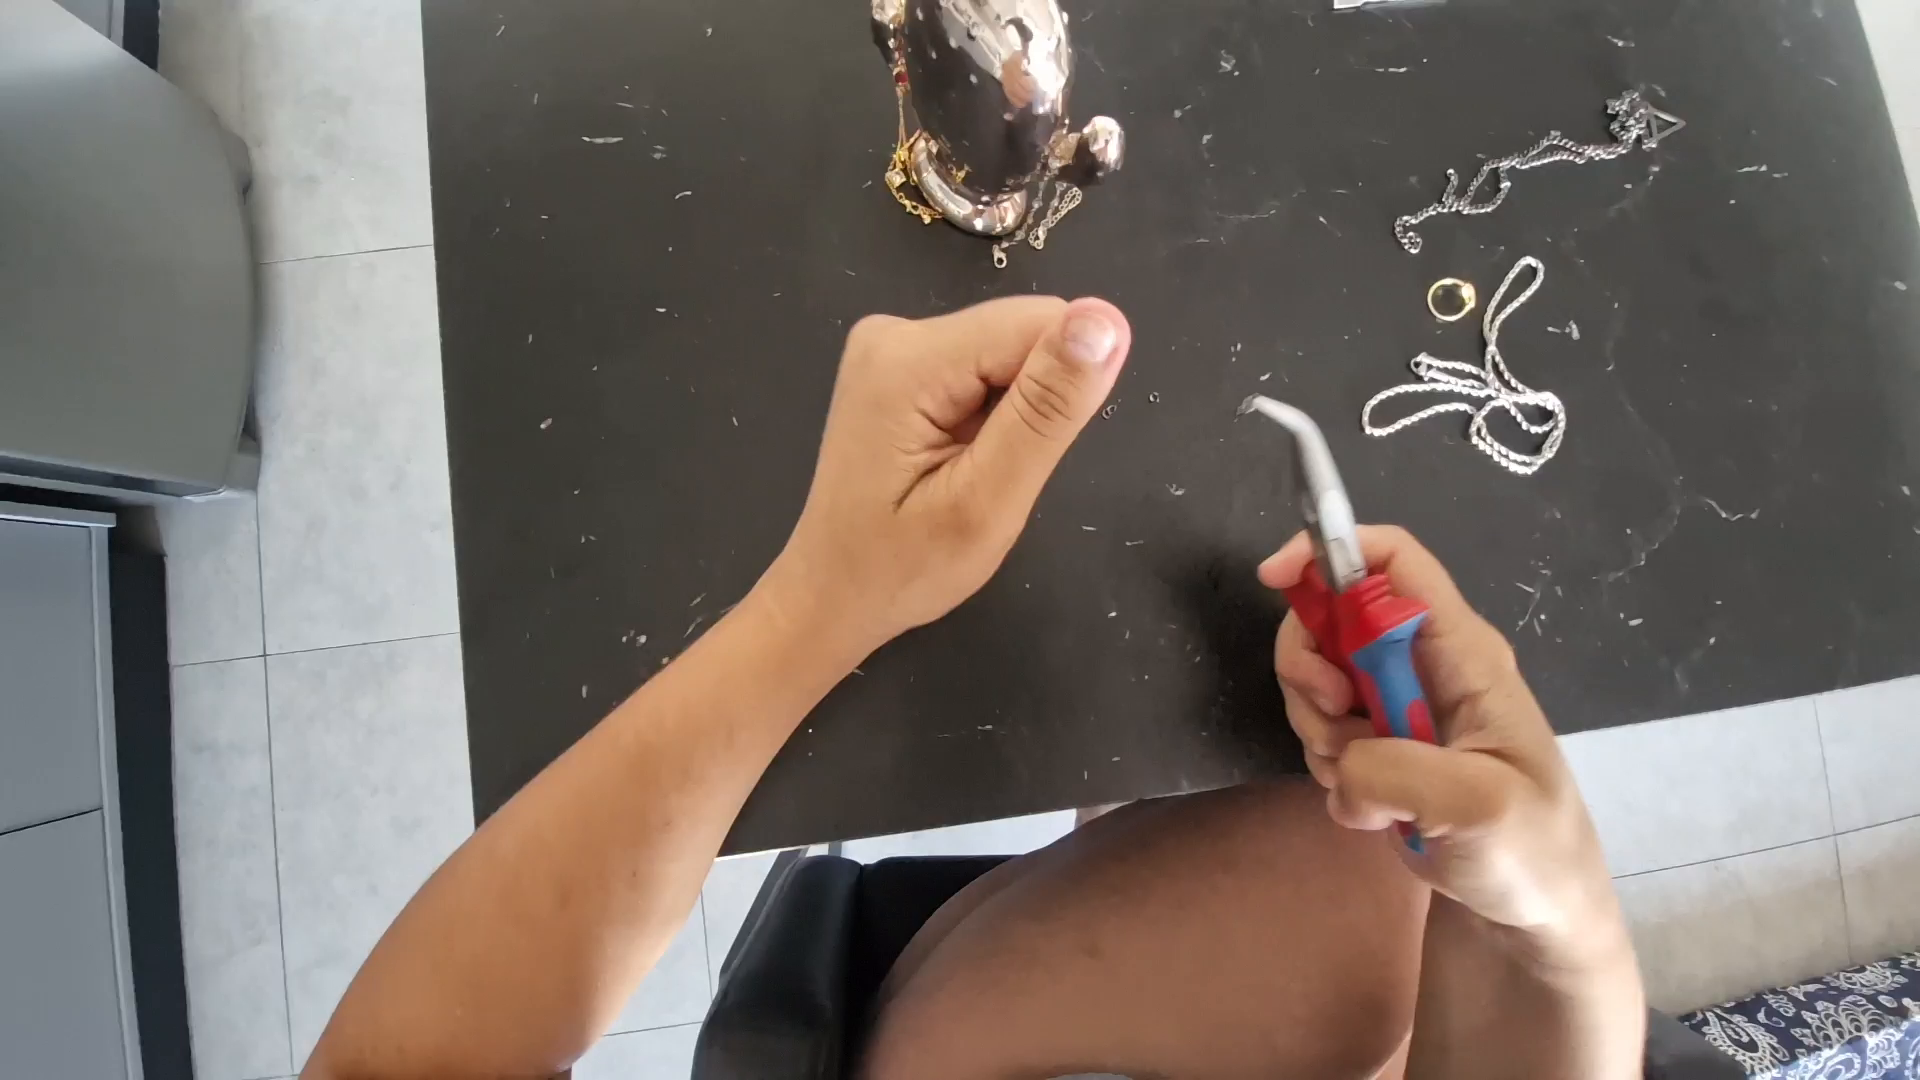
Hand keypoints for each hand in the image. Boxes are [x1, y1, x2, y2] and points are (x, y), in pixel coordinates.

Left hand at [765, 296, 1131, 656]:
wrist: (835, 594)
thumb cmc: (903, 568)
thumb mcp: (987, 502)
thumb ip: (1046, 412)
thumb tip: (1107, 320)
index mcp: (909, 360)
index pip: (1039, 323)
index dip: (1061, 390)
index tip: (1031, 455)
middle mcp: (895, 332)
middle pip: (1021, 334)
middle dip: (1034, 405)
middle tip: (996, 474)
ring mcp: (892, 348)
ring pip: (1006, 353)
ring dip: (1012, 414)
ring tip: (973, 471)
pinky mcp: (899, 368)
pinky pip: (981, 371)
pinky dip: (990, 416)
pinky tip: (959, 459)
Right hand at [1259, 526, 1625, 961]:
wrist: (1528, 906)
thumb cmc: (1530, 850)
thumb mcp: (1479, 810)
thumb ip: (1394, 769)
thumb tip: (1341, 755)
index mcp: (1459, 649)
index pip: (1390, 558)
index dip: (1327, 551)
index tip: (1272, 580)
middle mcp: (1418, 658)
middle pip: (1327, 614)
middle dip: (1307, 663)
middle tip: (1333, 716)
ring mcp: (1391, 695)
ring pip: (1312, 671)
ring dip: (1314, 722)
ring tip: (1360, 778)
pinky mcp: (1371, 732)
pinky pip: (1315, 719)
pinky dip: (1320, 754)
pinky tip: (1360, 793)